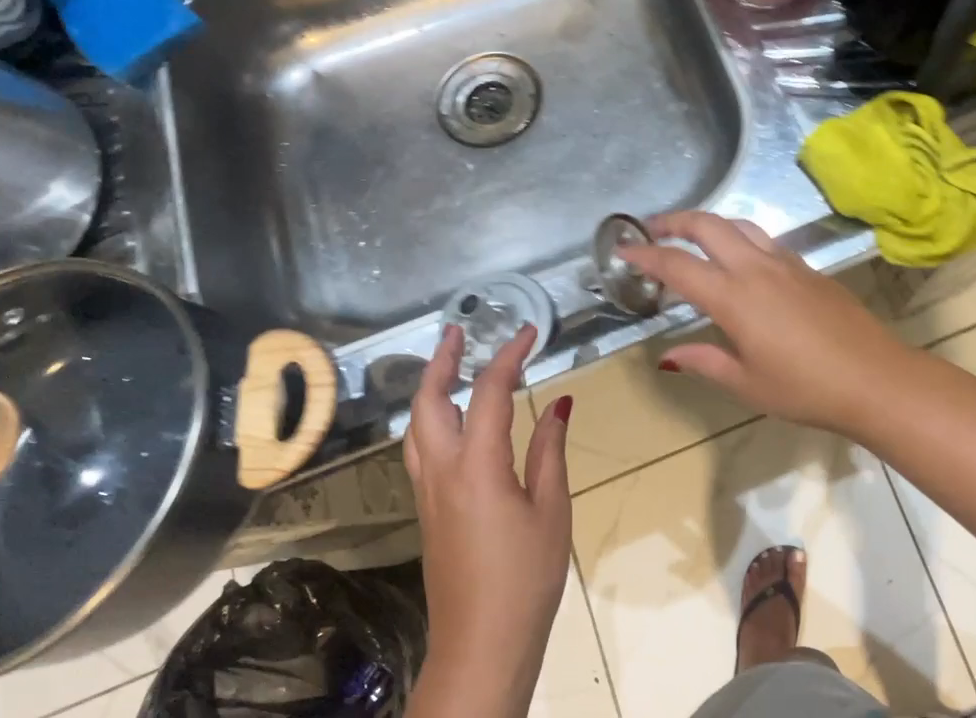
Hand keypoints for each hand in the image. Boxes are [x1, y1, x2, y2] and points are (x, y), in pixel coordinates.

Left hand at [404, 324, 571, 716]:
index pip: (487, 393)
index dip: (508, 356)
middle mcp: (441, 472)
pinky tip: (450, 421)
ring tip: (449, 366)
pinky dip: (430, 419)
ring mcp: (428, 493)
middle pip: (428, 402)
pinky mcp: (427, 512)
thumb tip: (559, 404)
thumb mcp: (551, 510)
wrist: (481, 644)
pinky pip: (420, 450)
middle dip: (441, 362)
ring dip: (429, 389)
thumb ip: (548, 452)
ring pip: (415, 426)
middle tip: (459, 333)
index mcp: (476, 466)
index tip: (530, 332)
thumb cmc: (525, 577)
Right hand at [616, 211, 924, 433]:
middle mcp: (757, 268)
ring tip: (692, 236)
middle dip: (675, 221)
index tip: (623, 249)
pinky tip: (740, 259)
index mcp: (734, 297)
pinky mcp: (809, 269)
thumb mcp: (747, 383)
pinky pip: (766, 240)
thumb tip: (669, 355)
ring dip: (710, 223)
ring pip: (741, 225)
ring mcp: (787, 264)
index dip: (646, 255)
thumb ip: (705, 361)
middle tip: (652, 229)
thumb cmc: (805, 388)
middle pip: (708, 226)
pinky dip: (741, 237)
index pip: (678, 265)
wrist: (874, 377)